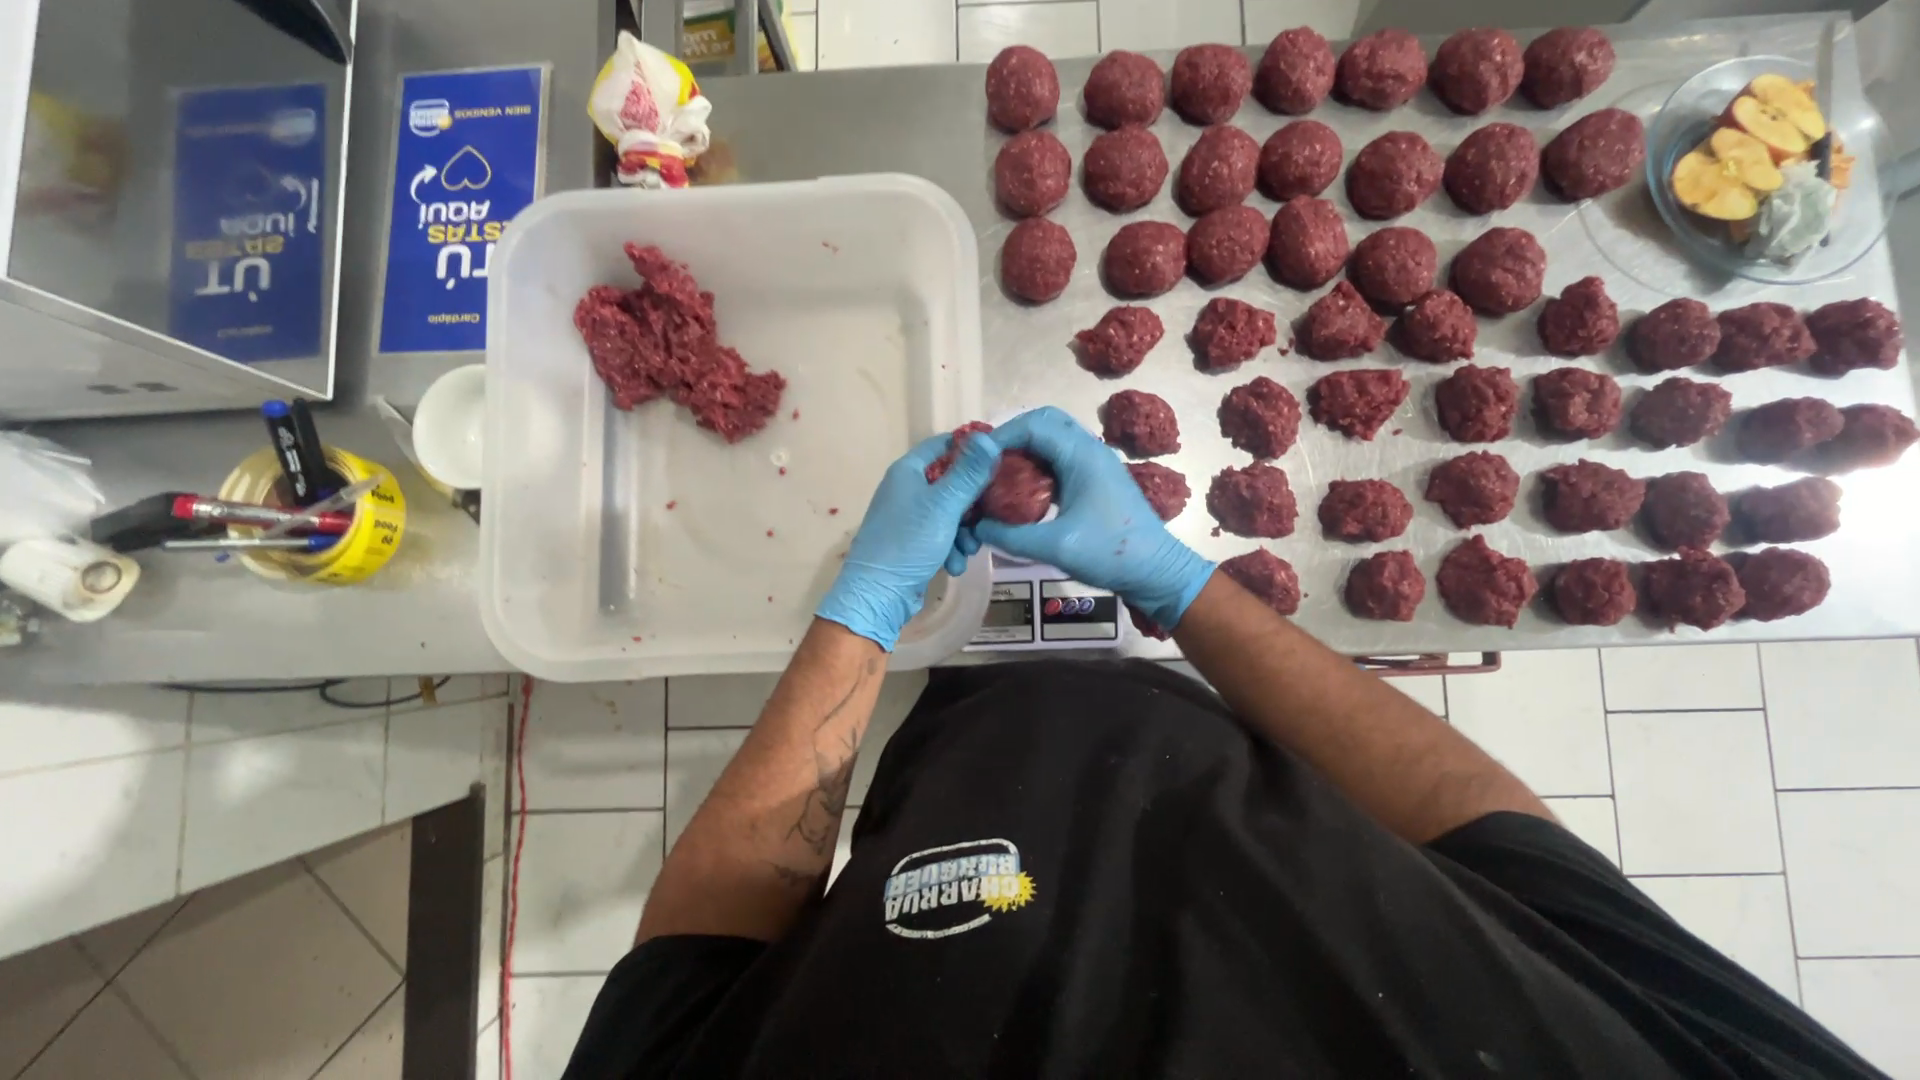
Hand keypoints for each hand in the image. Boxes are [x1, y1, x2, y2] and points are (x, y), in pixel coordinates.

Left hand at [815, 430, 1001, 649]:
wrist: (878, 594)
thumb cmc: (909, 542)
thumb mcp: (944, 505)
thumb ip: (968, 473)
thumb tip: (989, 439)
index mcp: (908, 471)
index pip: (944, 444)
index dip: (971, 449)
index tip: (999, 460)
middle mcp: (906, 489)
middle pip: (952, 481)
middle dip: (973, 502)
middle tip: (990, 515)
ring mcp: (908, 516)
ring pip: (951, 512)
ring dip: (965, 530)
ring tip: (970, 548)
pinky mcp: (912, 541)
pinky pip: (941, 535)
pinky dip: (951, 547)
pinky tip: (954, 565)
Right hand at [969, 407, 1214, 629]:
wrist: (1156, 571)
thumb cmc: (1111, 555)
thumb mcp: (1055, 548)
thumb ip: (1011, 536)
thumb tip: (977, 528)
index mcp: (1083, 456)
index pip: (1033, 425)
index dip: (1000, 436)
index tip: (975, 460)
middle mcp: (1089, 450)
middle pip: (1044, 422)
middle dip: (1011, 437)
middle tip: (985, 464)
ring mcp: (1094, 464)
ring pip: (1052, 439)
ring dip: (1024, 451)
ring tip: (997, 477)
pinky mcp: (1095, 480)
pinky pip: (1059, 459)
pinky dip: (1036, 466)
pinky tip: (1020, 492)